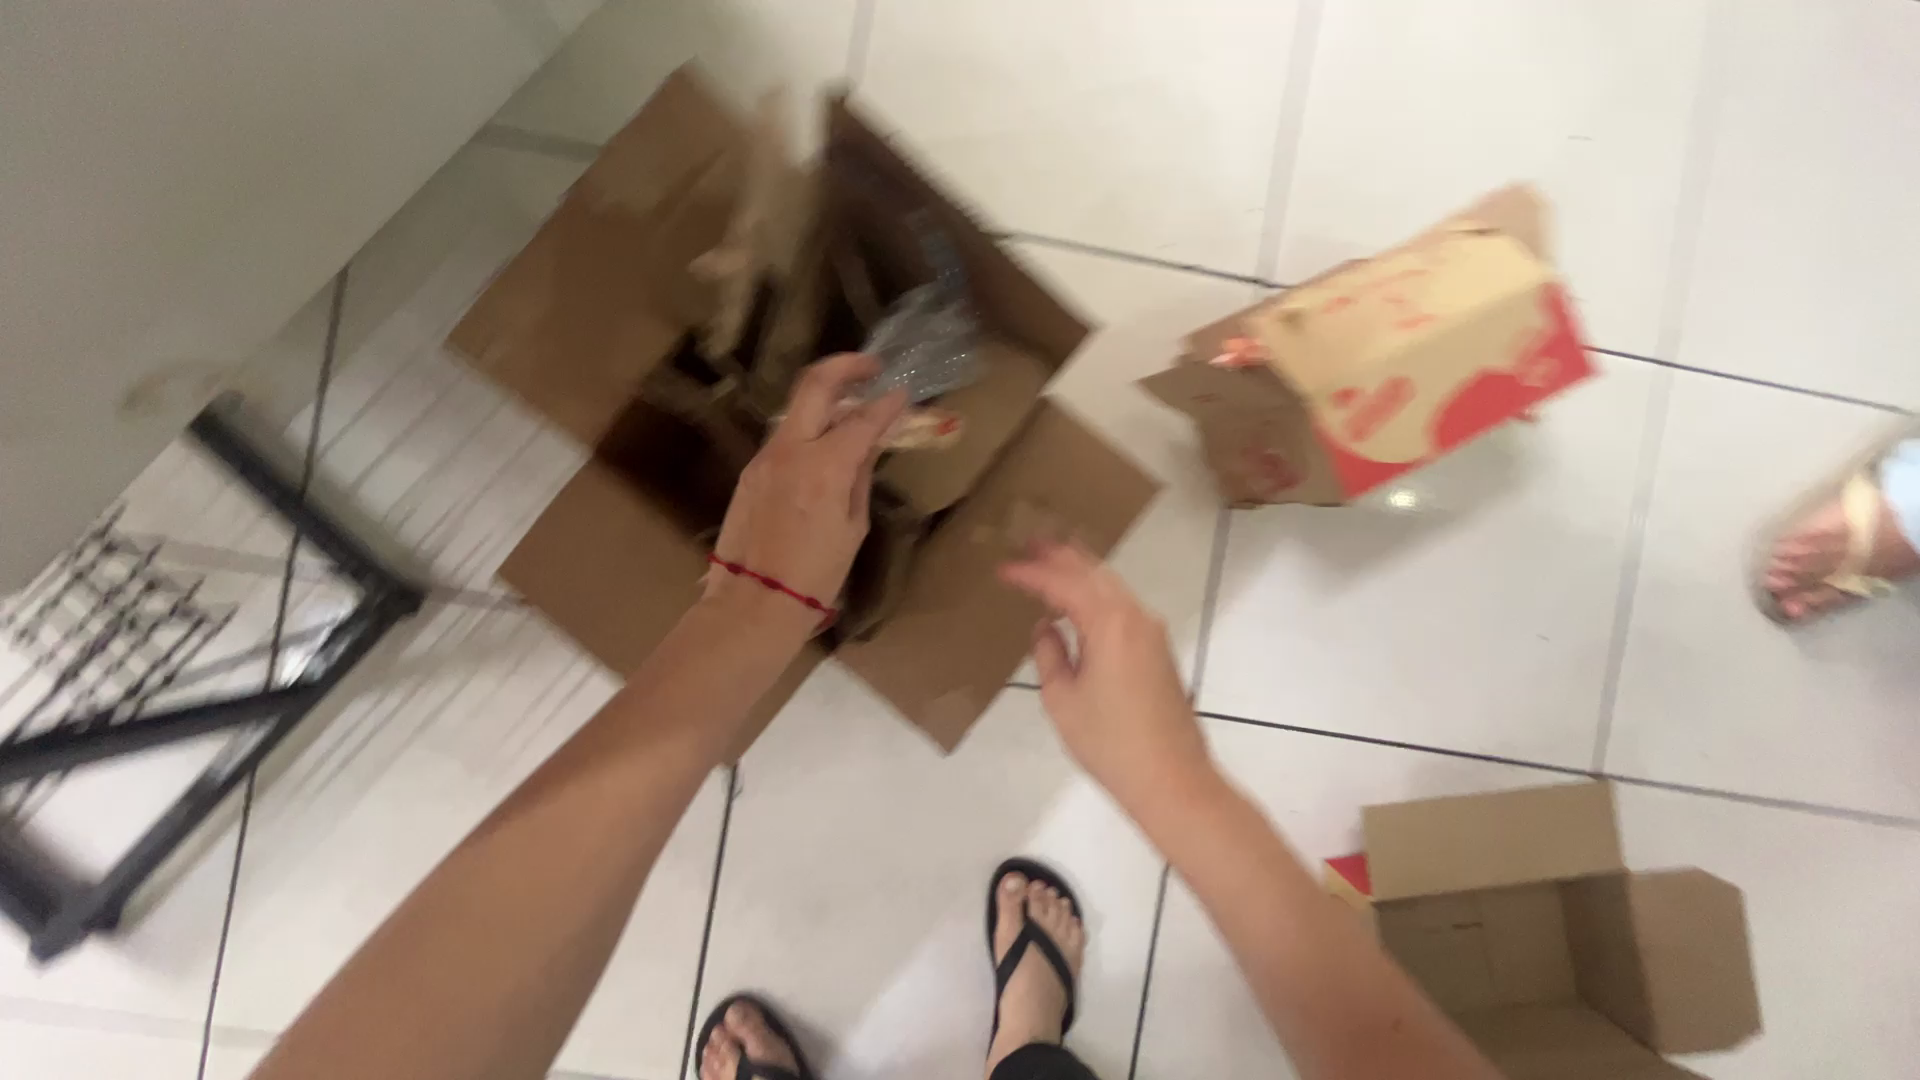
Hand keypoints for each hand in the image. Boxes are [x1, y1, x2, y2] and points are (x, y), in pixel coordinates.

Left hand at [708, 353, 906, 628]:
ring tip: (852, 407)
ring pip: (797, 409)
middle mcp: (791, 450)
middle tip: (872, 367)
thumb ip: (859, 478)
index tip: (903, 393)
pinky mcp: (751, 471)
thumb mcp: (852, 528)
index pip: (863, 420)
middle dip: (846, 366)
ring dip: (826, 398)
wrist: (754, 602)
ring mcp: (765, 457)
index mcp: (825, 467)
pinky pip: (784, 437)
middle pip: (816, 385)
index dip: (888, 404)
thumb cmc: (816, 575)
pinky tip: (823, 443)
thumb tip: (867, 447)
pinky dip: (809, 429)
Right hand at [998, 540, 1212, 802]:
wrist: (1172, 779)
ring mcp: (1152, 632)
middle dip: (1060, 556)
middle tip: (1030, 542)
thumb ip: (1049, 654)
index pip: (1063, 584)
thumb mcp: (1063, 700)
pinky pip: (1122, 605)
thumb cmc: (1109, 743)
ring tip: (1051, 560)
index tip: (1003, 568)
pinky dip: (1097, 592)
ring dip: (1081, 571)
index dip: (1031, 574)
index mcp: (1109, 624)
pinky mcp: (1158, 650)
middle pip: (1094, 573)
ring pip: (1112, 586)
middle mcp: (1135, 617)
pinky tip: (1080, 599)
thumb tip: (1047, 628)